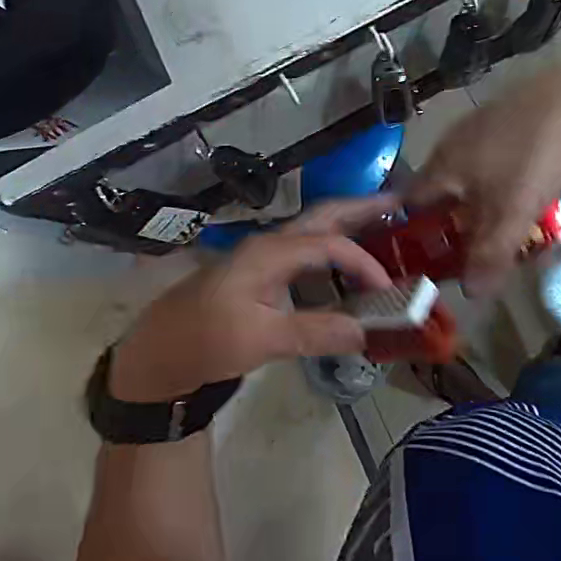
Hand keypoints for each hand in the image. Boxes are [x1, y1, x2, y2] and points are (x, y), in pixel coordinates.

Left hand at [109, 196, 399, 401]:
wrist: (158, 355)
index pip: (329, 245)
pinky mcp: (265, 271)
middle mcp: (271, 244)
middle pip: (325, 215)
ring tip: (387, 223)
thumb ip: (315, 333)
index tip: (388, 290)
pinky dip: (337, 248)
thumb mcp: (260, 340)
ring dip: (351, 224)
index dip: (363, 263)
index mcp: (270, 252)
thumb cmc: (205, 342)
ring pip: (317, 228)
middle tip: (402, 205)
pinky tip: (351, 262)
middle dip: (363, 208)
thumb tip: (366, 332)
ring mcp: (267, 255)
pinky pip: (309, 249)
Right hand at [412, 61, 560, 282]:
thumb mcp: (512, 213)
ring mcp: (478, 126)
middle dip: (453, 222)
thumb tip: (471, 293)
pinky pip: (491, 158)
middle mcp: (452, 143)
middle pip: (441, 191)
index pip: (410, 203)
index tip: (427, 259)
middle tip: (472, 248)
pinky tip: (525, 188)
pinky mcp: (506, 117)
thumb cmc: (533, 156)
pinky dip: (499, 180)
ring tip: (502, 224)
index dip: (414, 233)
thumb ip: (490, 255)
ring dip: (479, 202)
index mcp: (442, 164)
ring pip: (469, 174)